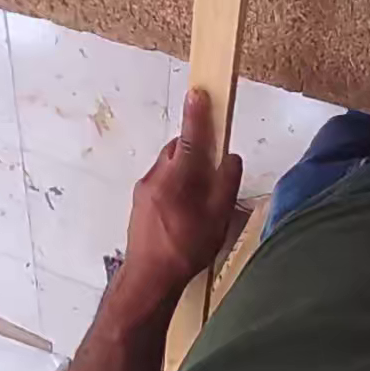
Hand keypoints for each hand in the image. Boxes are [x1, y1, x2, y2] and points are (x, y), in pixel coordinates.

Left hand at [120, 88, 242, 295]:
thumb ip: (226, 182)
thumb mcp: (218, 217)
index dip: (198, 114)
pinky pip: (161, 181)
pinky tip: (184, 210)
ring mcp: (143, 188)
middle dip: (195, 148)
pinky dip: (175, 184)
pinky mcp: (139, 202)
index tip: (199, 92)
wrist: (148, 279)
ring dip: (185, 169)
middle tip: (214, 165)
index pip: (191, 136)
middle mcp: (156, 176)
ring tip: (201, 198)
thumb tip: (230, 158)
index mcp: (179, 177)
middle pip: (178, 149)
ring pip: (169, 166)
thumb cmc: (187, 249)